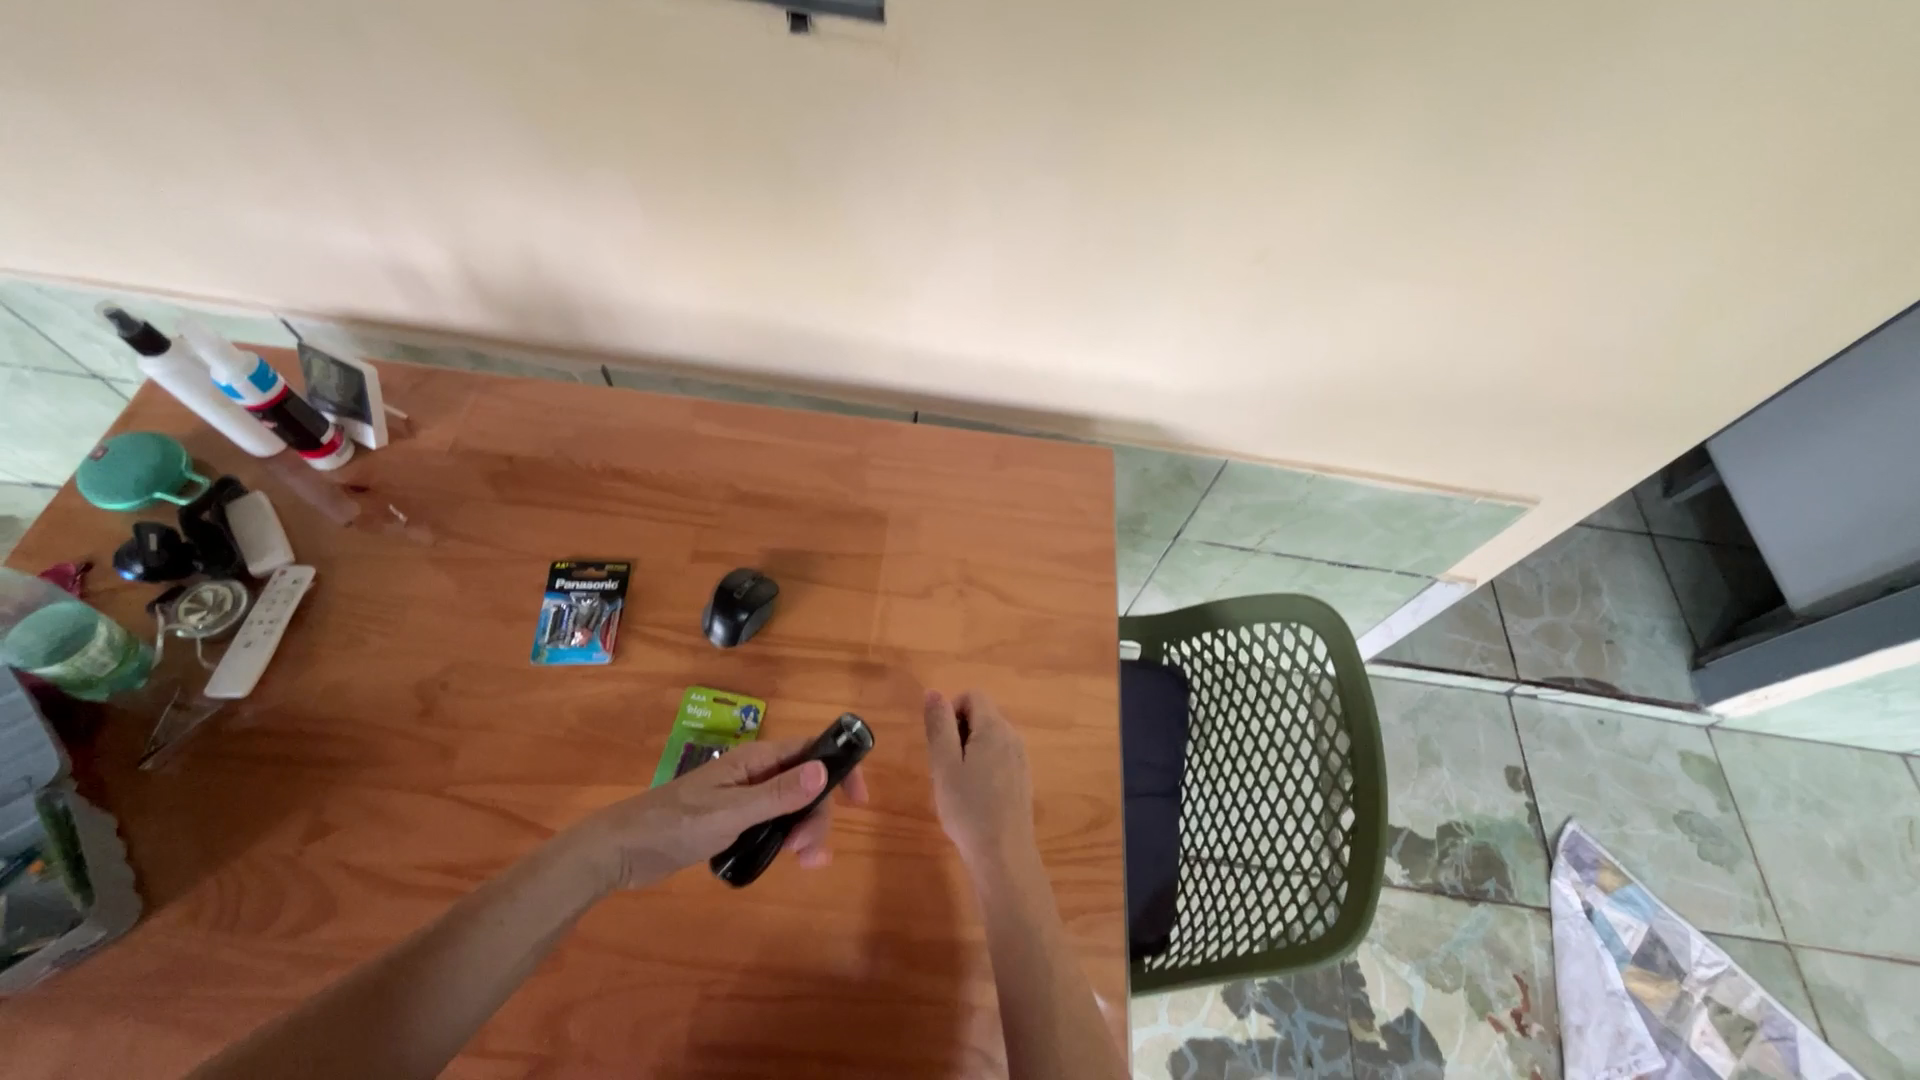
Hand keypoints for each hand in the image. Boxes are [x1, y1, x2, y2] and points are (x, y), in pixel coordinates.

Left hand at [566, 737, 869, 890]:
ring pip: (791, 806)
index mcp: (756, 759)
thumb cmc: (676, 825)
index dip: (840, 767)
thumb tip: (824, 771)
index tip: (858, 802)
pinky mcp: (733, 820)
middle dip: (817, 815)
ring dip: (803, 831)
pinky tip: (780, 859)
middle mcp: (754, 773)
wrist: (622, 851)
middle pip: (805, 784)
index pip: (811, 750)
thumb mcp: (732, 812)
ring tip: (799, 863)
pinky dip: (784, 839)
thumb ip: (778, 794)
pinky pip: (772, 823)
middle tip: (809, 853)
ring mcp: (744, 797)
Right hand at [921, 690, 1035, 872]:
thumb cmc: (968, 808)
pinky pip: (999, 757)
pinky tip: (974, 796)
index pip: (972, 695)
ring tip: (957, 784)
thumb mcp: (944, 764)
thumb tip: (934, 692)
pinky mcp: (1022, 778)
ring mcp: (1021, 758)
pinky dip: (982, 765)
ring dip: (969, 750)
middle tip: (944, 767)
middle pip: (982, 715)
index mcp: (994, 728)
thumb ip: (939, 725)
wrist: (1003, 854)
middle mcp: (1013, 736)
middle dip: (958, 731)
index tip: (939, 742)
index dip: (950, 710)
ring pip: (989, 737)